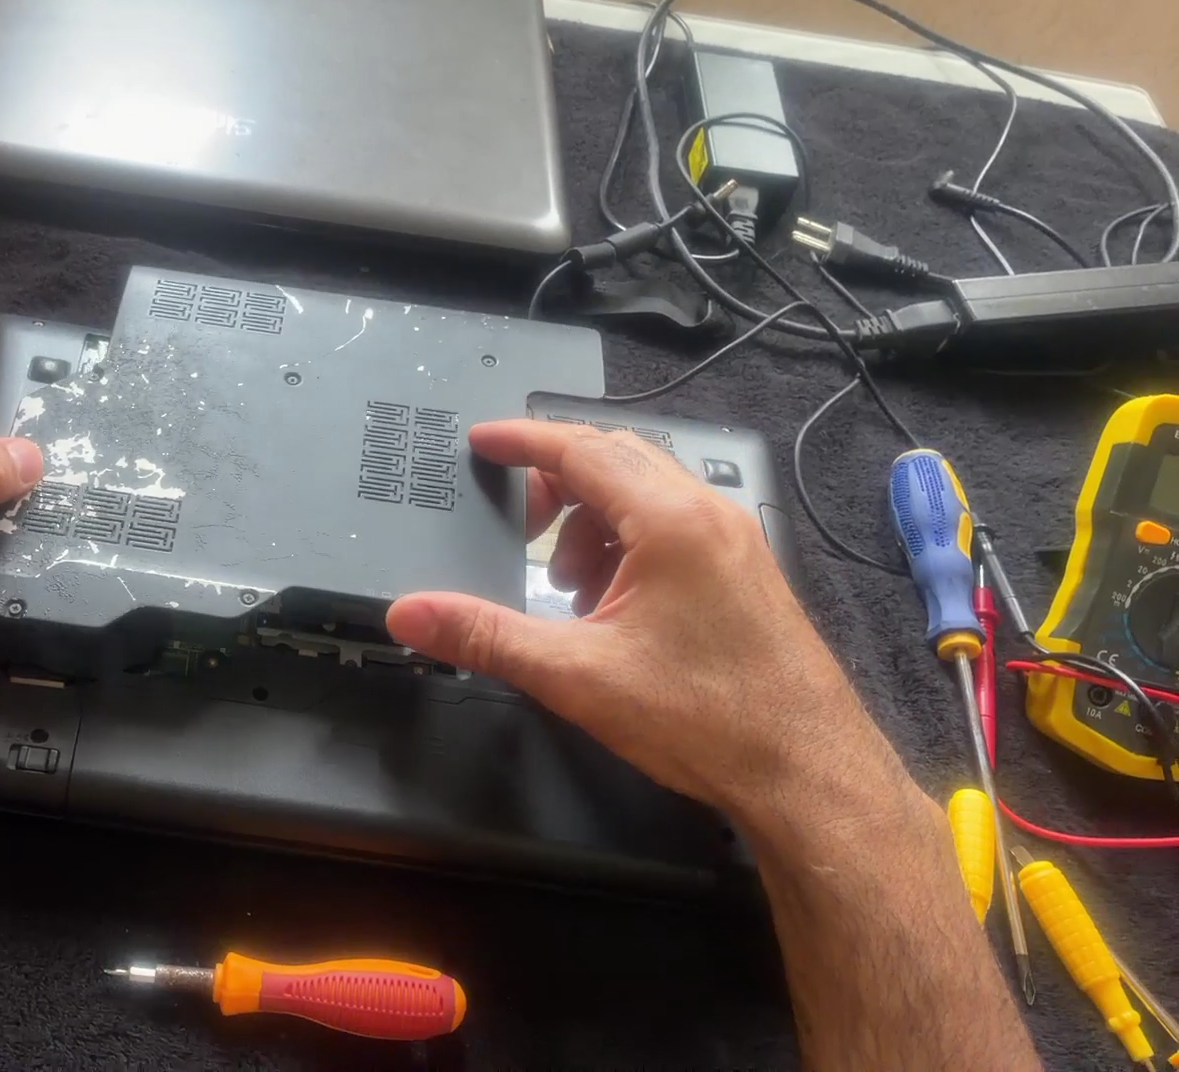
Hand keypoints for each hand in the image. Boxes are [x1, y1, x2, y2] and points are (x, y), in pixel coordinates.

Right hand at [386, 420, 911, 825]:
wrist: (810, 778)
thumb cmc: (704, 720)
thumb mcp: (573, 673)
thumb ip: (482, 635)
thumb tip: (410, 614)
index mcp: (670, 523)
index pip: (581, 450)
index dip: (522, 440)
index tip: (481, 440)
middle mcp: (708, 517)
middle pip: (614, 460)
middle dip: (553, 483)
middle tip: (515, 523)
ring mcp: (733, 543)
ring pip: (642, 494)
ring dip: (587, 520)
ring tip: (562, 582)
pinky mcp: (742, 573)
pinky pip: (667, 527)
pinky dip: (621, 543)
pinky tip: (606, 603)